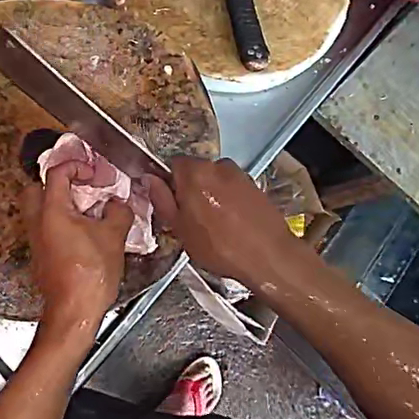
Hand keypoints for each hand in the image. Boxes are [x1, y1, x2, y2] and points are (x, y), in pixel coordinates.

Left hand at [21, 160, 133, 334]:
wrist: (75, 310)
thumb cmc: (91, 273)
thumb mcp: (114, 235)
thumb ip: (118, 211)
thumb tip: (117, 204)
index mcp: (52, 211)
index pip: (56, 173)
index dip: (77, 166)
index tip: (94, 174)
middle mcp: (38, 223)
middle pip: (36, 188)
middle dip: (58, 182)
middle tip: (82, 185)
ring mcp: (37, 240)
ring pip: (40, 209)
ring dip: (61, 202)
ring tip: (89, 208)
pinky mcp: (42, 254)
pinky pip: (47, 227)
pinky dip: (62, 220)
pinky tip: (87, 229)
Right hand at [151, 157, 303, 285]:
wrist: (267, 254)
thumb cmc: (221, 246)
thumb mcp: (180, 228)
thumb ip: (162, 200)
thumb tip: (150, 181)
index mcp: (195, 172)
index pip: (174, 164)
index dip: (170, 183)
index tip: (172, 201)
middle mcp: (218, 166)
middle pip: (196, 171)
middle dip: (192, 189)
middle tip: (191, 218)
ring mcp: (239, 174)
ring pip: (216, 180)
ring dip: (212, 194)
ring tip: (215, 224)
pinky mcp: (254, 185)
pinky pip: (233, 188)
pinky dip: (230, 200)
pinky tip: (232, 223)